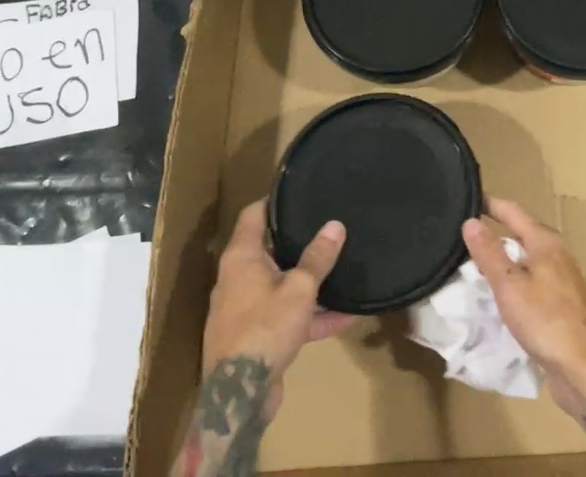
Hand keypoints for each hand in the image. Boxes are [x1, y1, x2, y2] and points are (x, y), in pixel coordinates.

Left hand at [200, 200, 355, 418]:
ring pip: (283, 285)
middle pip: (270, 250)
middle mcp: (239, 279)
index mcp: (241, 258)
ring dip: (311, 283)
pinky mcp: (258, 336)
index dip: (275, 201)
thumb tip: (335, 225)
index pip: (254, 215)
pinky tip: (347, 316)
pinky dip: (313, 315)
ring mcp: (247, 309)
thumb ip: (318, 257)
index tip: (300, 191)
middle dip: (300, 242)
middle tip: (330, 227)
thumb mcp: (299, 289)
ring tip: (344, 271)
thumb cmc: (264, 328)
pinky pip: (288, 316)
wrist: (239, 395)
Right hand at [461, 198, 585, 427]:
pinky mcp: (561, 302)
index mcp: (546, 242)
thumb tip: (470, 221)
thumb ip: (489, 253)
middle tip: (462, 231)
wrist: (584, 368)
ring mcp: (562, 278)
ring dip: (503, 256)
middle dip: (495, 229)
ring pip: (526, 257)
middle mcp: (557, 254)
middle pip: (522, 232)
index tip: (465, 198)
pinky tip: (499, 292)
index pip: (513, 211)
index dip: (489, 204)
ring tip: (473, 260)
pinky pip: (531, 279)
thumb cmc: (546, 322)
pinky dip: (512, 278)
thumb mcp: (509, 286)